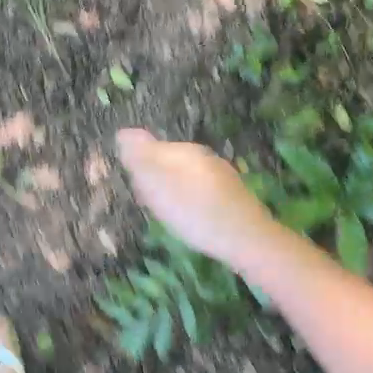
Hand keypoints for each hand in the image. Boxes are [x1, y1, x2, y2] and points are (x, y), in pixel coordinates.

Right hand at [115, 128, 282, 268]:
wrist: (248, 239)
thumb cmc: (196, 213)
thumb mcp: (159, 186)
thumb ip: (141, 159)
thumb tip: (123, 132)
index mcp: (184, 151)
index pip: (150, 149)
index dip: (140, 171)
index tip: (140, 194)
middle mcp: (203, 156)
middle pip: (168, 162)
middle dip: (156, 183)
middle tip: (154, 207)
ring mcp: (220, 174)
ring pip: (185, 178)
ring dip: (174, 194)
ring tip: (172, 217)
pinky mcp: (231, 194)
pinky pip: (201, 192)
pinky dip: (192, 204)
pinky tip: (194, 221)